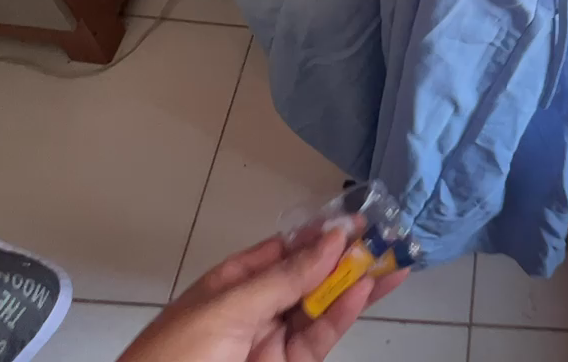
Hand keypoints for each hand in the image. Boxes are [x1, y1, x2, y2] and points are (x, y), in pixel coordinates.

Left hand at [117, 223, 408, 361]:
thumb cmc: (173, 361)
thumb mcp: (226, 311)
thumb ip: (284, 279)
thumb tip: (332, 239)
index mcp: (232, 284)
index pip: (286, 249)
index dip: (322, 232)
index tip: (358, 219)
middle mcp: (256, 309)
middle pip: (310, 276)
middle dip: (348, 256)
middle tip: (389, 236)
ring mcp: (271, 343)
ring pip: (323, 306)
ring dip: (357, 284)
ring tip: (394, 260)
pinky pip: (320, 338)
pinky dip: (344, 315)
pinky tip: (367, 292)